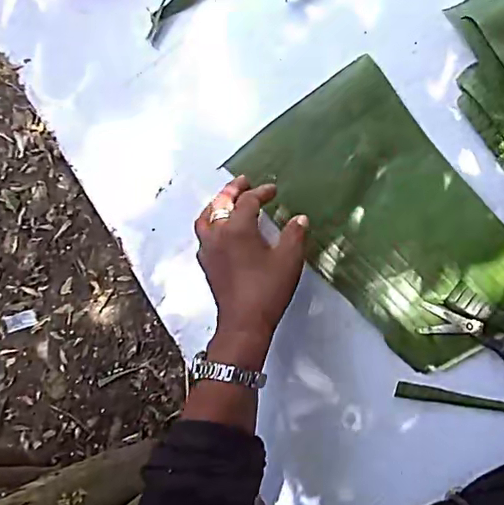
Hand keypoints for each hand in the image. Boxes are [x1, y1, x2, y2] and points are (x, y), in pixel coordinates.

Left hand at [194, 176, 308, 368]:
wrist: (244, 322)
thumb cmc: (268, 289)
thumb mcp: (289, 259)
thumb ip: (294, 234)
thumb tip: (299, 219)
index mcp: (237, 228)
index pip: (248, 201)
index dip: (262, 193)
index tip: (274, 191)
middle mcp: (218, 234)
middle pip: (221, 203)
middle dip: (233, 190)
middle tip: (243, 182)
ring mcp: (208, 249)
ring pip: (206, 218)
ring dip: (217, 205)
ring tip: (227, 201)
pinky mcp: (207, 264)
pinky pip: (204, 234)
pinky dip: (212, 223)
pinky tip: (222, 229)